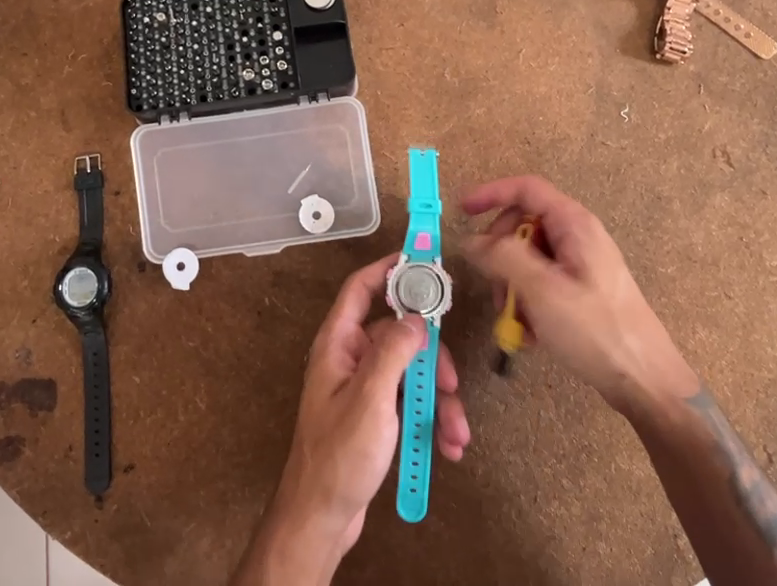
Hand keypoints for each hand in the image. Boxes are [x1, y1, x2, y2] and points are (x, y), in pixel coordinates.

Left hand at [238, 254, 470, 582]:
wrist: (321, 516)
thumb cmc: (338, 454)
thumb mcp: (371, 398)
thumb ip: (394, 351)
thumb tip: (417, 314)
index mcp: (338, 344)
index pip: (361, 289)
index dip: (388, 269)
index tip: (421, 259)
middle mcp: (350, 359)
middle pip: (398, 335)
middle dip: (431, 358)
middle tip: (452, 381)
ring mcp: (363, 388)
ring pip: (411, 372)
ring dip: (439, 399)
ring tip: (456, 432)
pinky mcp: (376, 416)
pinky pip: (410, 402)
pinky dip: (431, 419)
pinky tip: (447, 446)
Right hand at [462, 176, 697, 416]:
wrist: (646, 381)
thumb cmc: (596, 331)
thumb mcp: (542, 291)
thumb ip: (502, 257)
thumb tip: (472, 240)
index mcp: (574, 225)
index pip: (526, 189)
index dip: (491, 194)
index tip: (462, 212)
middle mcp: (579, 237)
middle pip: (523, 224)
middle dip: (499, 253)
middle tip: (492, 286)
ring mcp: (581, 265)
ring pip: (529, 257)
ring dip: (511, 284)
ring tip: (512, 319)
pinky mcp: (582, 291)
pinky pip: (542, 282)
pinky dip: (528, 301)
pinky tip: (530, 332)